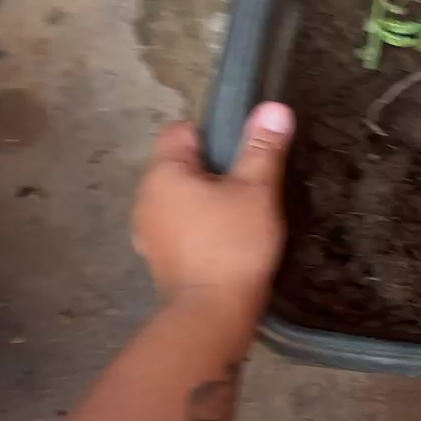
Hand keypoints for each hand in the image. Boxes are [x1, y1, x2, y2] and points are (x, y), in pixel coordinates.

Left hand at [132, 102, 294, 318]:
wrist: (213, 312)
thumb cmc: (234, 244)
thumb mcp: (257, 191)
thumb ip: (263, 148)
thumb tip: (274, 107)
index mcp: (164, 173)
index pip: (183, 131)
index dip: (217, 134)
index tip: (247, 154)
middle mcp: (146, 198)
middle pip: (182, 167)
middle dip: (215, 172)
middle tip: (254, 187)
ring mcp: (148, 233)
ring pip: (182, 200)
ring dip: (207, 202)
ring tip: (244, 218)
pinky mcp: (160, 260)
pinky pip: (181, 230)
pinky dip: (202, 230)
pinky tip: (228, 245)